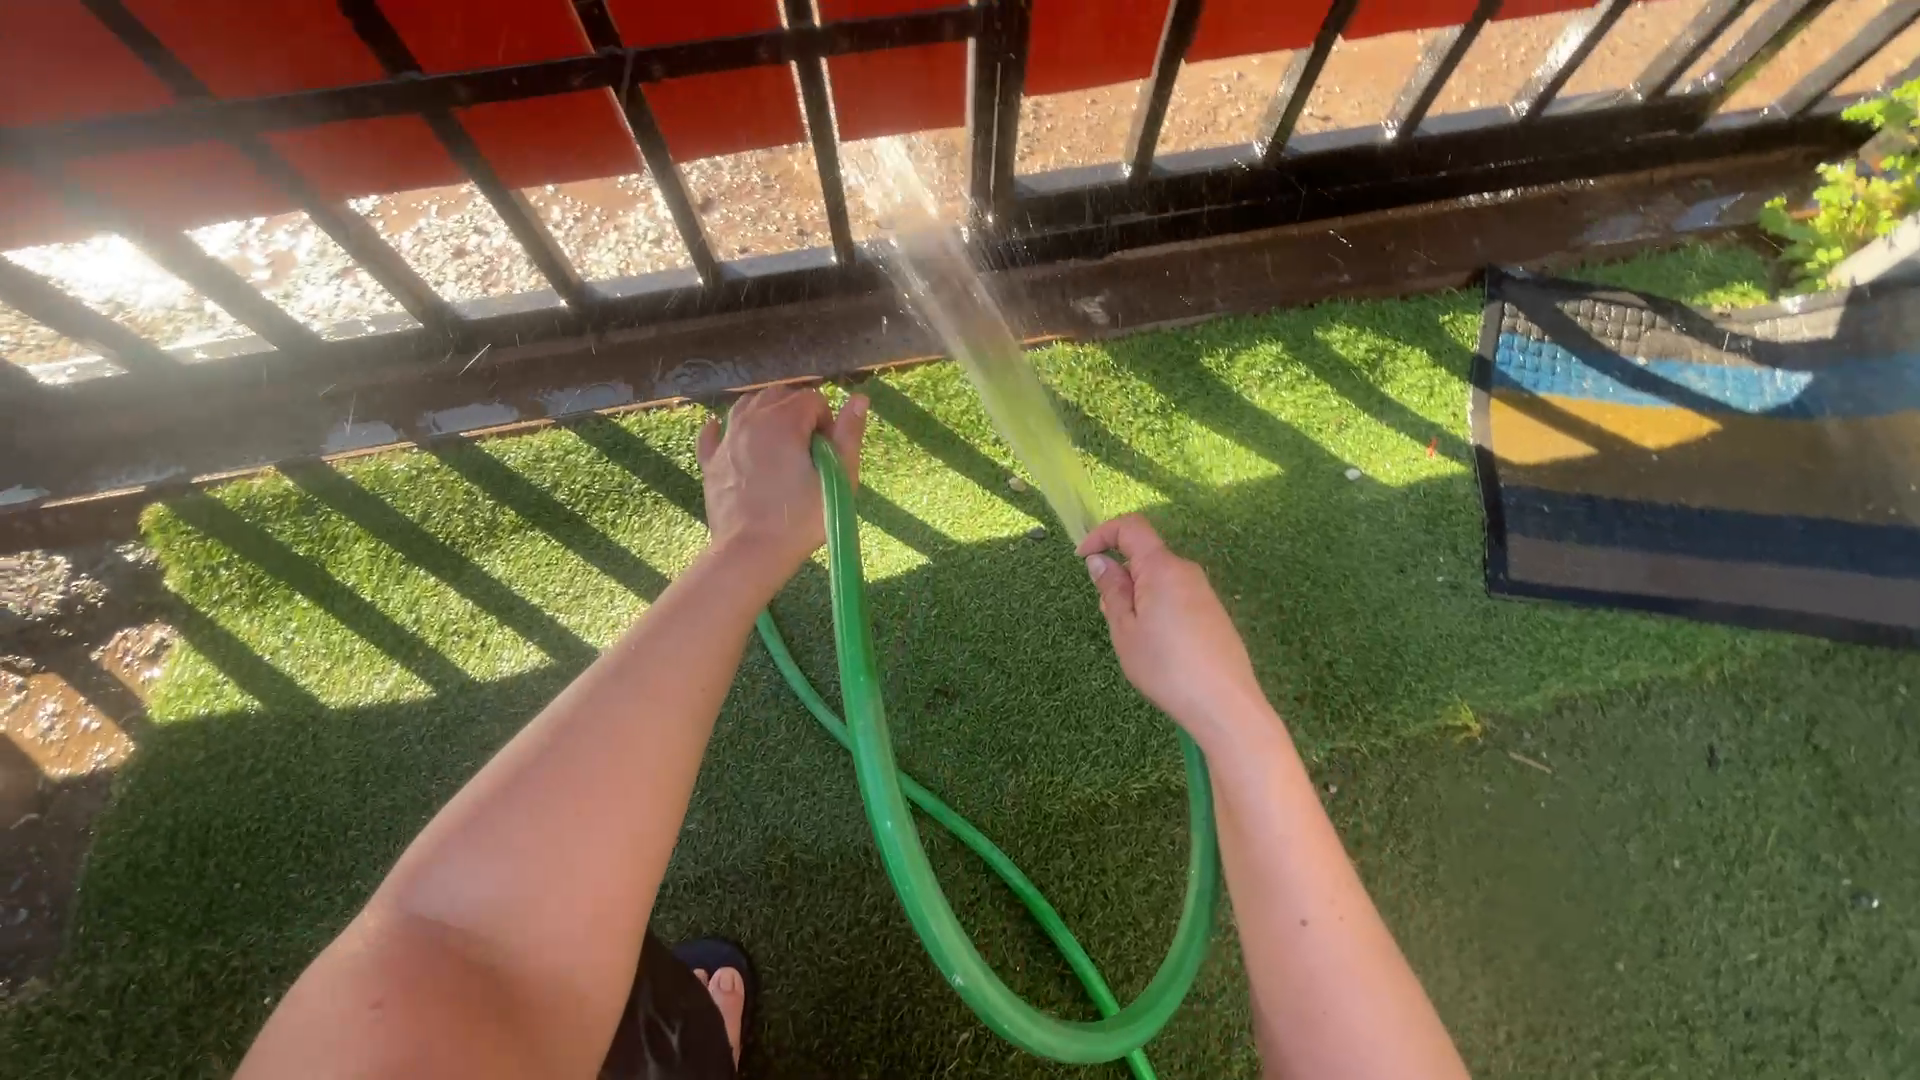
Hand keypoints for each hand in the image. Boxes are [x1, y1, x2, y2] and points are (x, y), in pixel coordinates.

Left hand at [697, 386, 867, 581]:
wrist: (752, 551)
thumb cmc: (801, 517)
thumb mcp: (838, 477)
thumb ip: (849, 435)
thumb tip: (860, 398)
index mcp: (784, 420)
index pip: (813, 399)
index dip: (827, 422)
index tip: (828, 453)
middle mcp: (751, 419)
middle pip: (779, 396)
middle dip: (798, 413)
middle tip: (808, 449)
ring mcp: (726, 439)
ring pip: (746, 406)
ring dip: (767, 415)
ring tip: (780, 445)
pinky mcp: (710, 461)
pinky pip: (713, 433)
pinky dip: (724, 429)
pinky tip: (730, 435)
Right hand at [1077, 514, 1269, 745]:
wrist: (1223, 704)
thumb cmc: (1165, 666)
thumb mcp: (1125, 629)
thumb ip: (1111, 590)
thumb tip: (1100, 561)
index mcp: (1162, 568)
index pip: (1131, 527)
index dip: (1102, 534)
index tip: (1082, 559)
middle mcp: (1186, 571)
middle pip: (1145, 556)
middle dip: (1119, 576)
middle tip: (1109, 616)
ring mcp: (1203, 592)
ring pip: (1159, 580)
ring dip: (1136, 596)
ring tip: (1133, 638)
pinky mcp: (1212, 613)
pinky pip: (1175, 597)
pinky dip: (1155, 608)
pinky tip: (1157, 647)